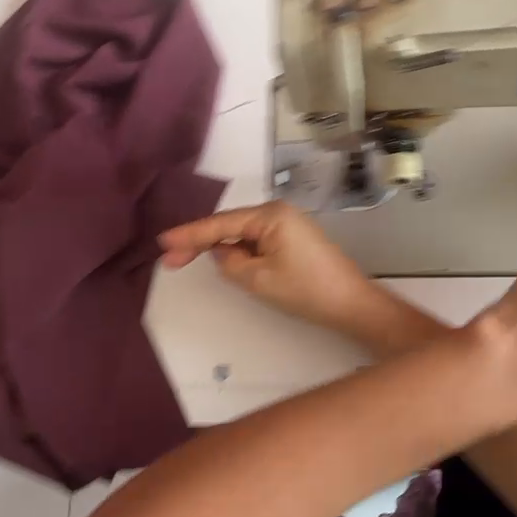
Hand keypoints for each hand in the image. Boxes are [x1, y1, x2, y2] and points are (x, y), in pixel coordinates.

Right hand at [159, 202, 409, 344]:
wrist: (352, 304)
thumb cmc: (307, 291)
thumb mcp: (259, 280)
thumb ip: (230, 262)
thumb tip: (220, 251)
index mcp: (270, 215)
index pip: (221, 223)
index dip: (190, 234)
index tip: (164, 241)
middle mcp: (277, 212)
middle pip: (229, 225)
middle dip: (200, 242)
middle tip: (171, 260)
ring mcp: (286, 224)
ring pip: (242, 234)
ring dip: (219, 247)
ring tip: (188, 260)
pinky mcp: (292, 239)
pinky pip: (256, 241)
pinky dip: (239, 251)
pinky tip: (222, 260)